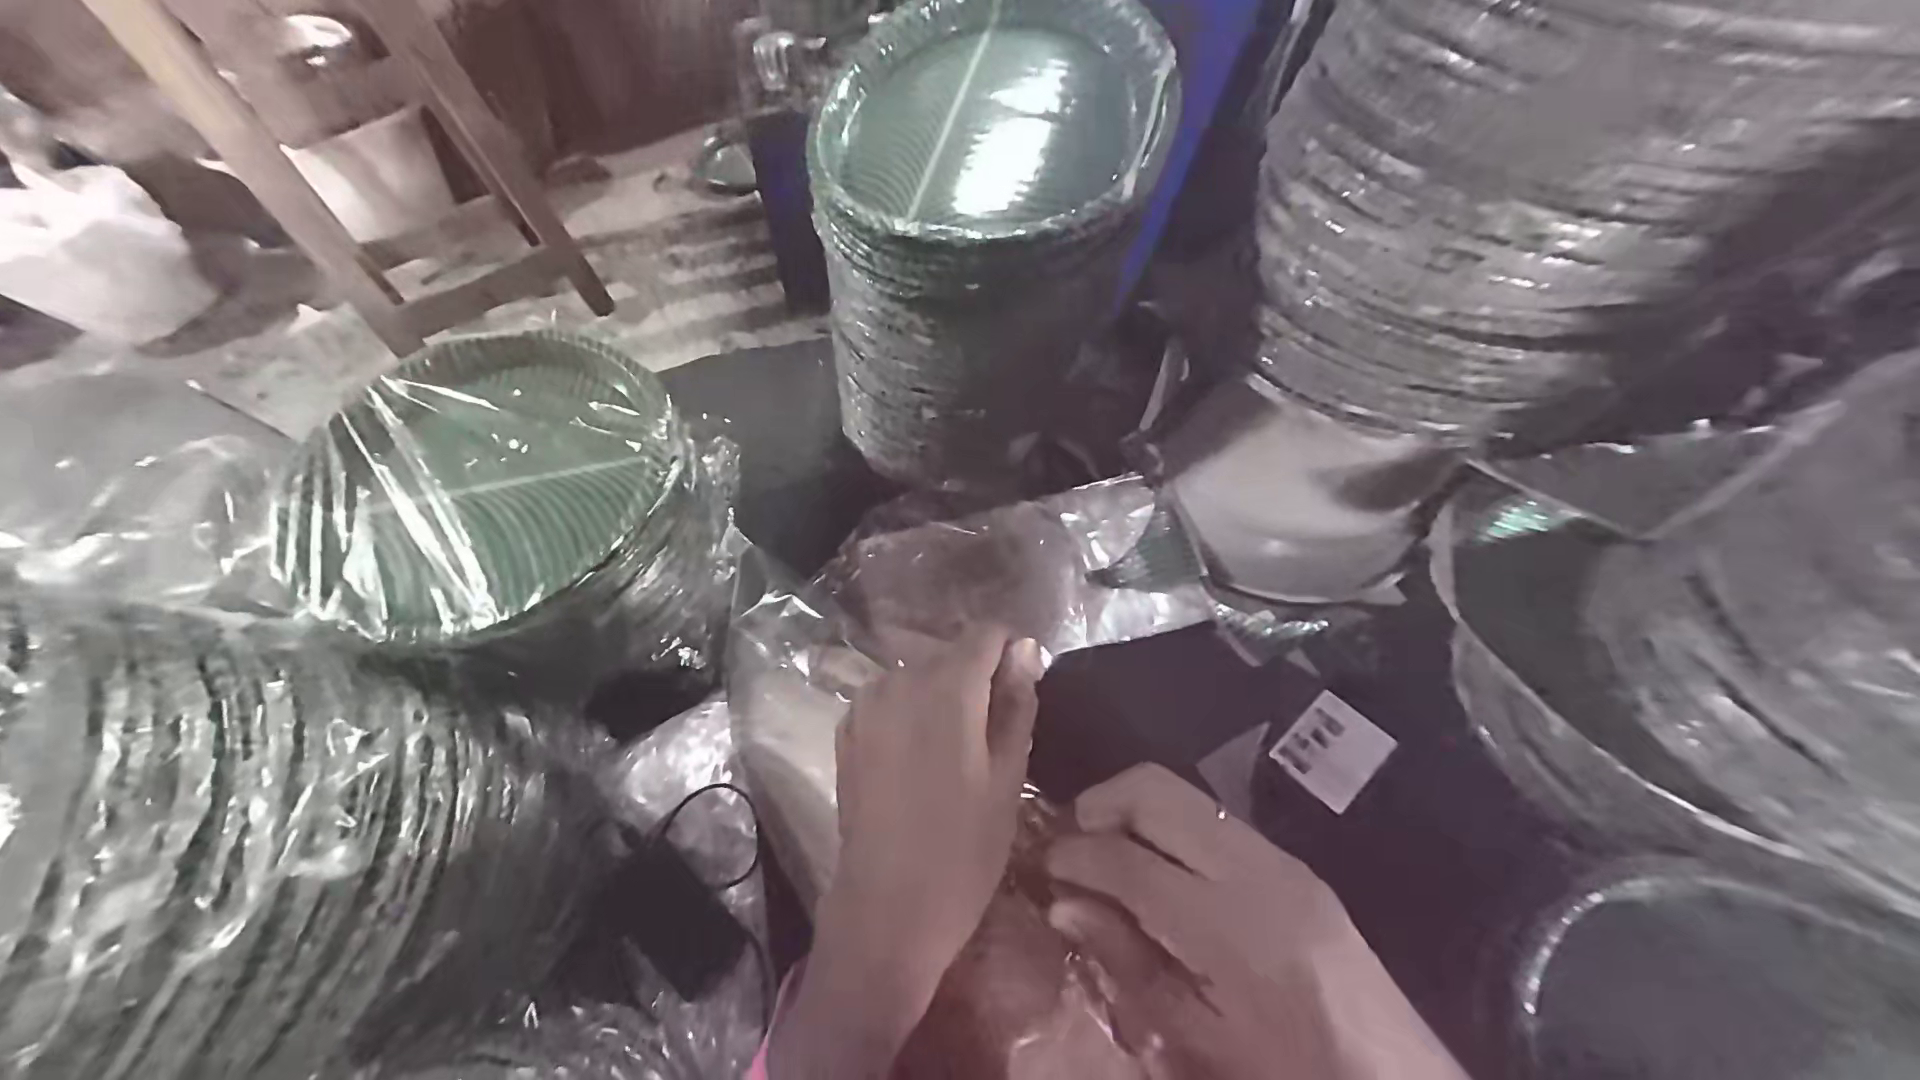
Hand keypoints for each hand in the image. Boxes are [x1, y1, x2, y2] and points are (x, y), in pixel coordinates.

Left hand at [828, 626, 1042, 991]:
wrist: (886, 907)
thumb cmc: (964, 847)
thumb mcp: (1009, 775)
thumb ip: (1017, 700)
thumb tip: (1024, 649)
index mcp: (946, 685)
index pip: (986, 633)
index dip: (1011, 652)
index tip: (1021, 688)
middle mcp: (900, 678)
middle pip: (951, 653)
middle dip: (978, 677)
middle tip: (992, 735)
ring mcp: (866, 701)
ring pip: (920, 675)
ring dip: (942, 695)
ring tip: (954, 751)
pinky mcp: (846, 726)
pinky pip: (891, 698)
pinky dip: (910, 711)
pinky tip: (917, 759)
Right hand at [1046, 764, 1466, 1079]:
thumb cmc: (1289, 1073)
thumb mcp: (1201, 1040)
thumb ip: (1128, 962)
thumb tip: (1061, 902)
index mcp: (1232, 930)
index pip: (1128, 860)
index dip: (1075, 854)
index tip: (1043, 862)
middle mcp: (1255, 870)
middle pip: (1152, 791)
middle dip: (1096, 803)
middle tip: (1069, 841)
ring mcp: (1277, 854)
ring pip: (1177, 788)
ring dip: (1126, 805)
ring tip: (1102, 845)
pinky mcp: (1287, 855)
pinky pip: (1205, 812)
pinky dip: (1162, 820)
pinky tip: (1150, 859)